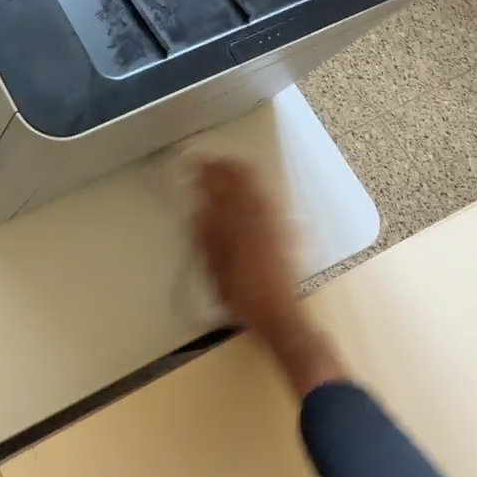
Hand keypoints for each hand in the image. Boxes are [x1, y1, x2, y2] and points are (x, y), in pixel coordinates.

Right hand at [190, 158, 342, 397]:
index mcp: (236, 223)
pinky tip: (253, 189)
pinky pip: (271, 198)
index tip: (190, 162)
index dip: (203, 171)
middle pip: (241, 178)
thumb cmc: (240, 294)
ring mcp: (275, 222)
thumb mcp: (212, 267)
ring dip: (241, 172)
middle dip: (223, 166)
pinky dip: (257, 187)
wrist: (278, 315)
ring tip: (228, 167)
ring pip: (258, 185)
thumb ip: (206, 235)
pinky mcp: (286, 230)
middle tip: (208, 161)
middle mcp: (258, 216)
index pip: (217, 186)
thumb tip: (199, 208)